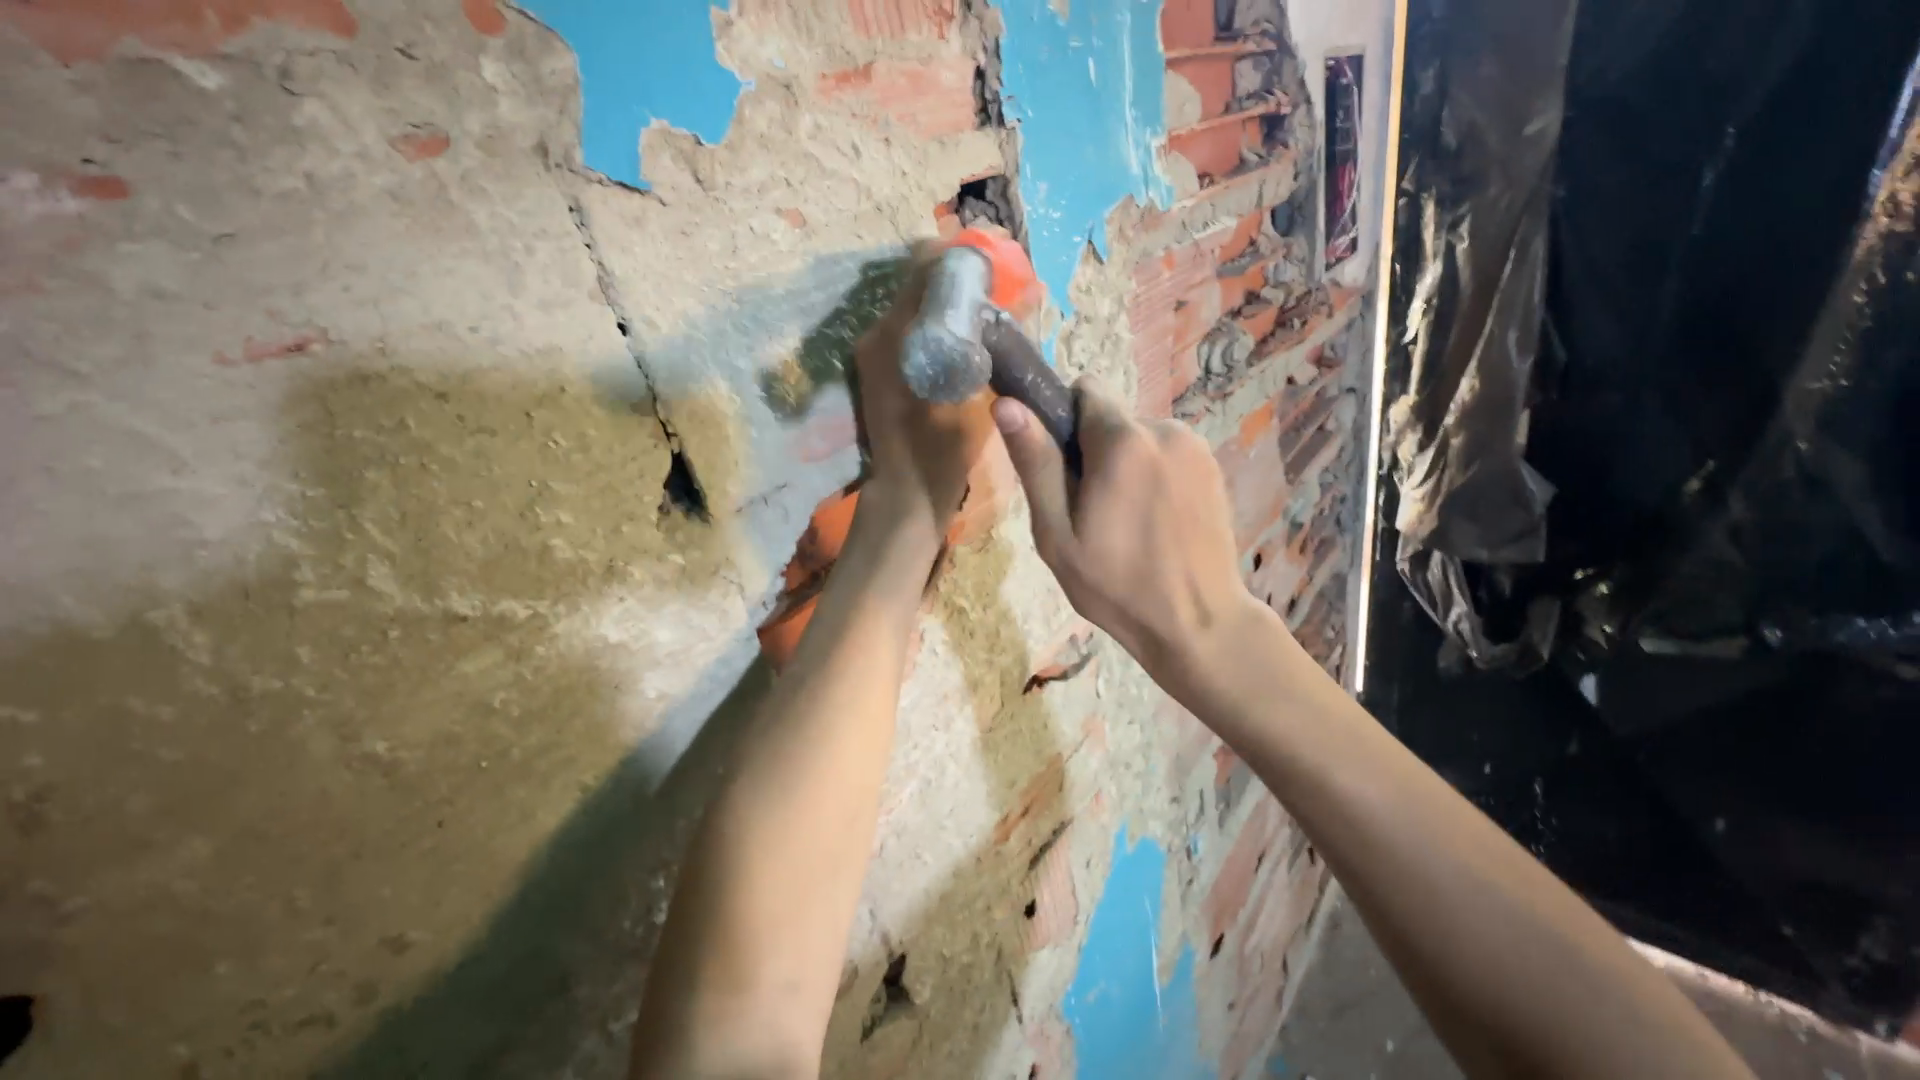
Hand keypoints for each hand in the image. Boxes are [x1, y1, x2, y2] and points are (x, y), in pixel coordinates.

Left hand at [851, 252, 994, 547]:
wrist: (906, 493)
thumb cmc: (944, 449)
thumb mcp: (980, 393)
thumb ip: (1000, 340)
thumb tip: (1026, 295)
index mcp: (899, 334)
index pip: (927, 264)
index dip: (964, 256)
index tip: (997, 263)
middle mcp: (878, 332)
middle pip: (918, 277)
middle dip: (958, 273)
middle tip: (997, 283)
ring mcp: (872, 348)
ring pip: (912, 299)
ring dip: (946, 295)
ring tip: (985, 307)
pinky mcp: (875, 364)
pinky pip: (907, 324)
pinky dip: (935, 318)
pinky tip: (964, 333)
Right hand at [993, 380, 1263, 681]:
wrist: (1199, 624)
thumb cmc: (1115, 586)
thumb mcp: (1057, 533)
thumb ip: (1035, 463)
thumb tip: (1006, 403)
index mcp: (1123, 441)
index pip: (1084, 389)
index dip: (1064, 423)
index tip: (1061, 469)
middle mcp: (1165, 429)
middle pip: (1112, 419)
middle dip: (1095, 451)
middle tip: (1091, 512)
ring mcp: (1196, 448)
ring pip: (1140, 438)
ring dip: (1126, 465)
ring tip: (1126, 524)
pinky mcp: (1214, 468)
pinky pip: (1167, 455)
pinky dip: (1154, 478)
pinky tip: (1155, 525)